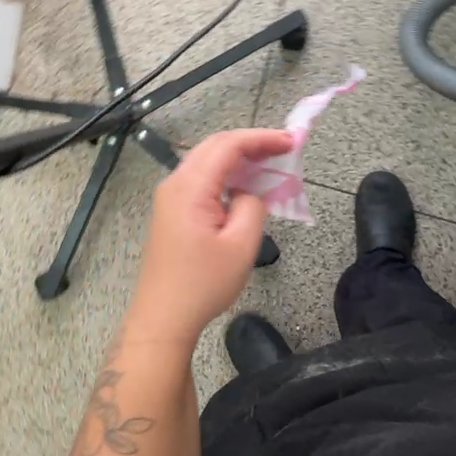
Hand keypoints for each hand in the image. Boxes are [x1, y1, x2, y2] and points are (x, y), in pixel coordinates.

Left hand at [124, 128, 295, 343]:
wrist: (163, 316)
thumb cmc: (203, 284)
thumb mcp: (241, 246)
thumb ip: (253, 206)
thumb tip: (251, 192)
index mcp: (190, 187)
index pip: (228, 146)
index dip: (261, 139)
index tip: (291, 141)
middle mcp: (175, 183)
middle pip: (215, 147)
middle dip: (251, 144)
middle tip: (285, 150)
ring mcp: (170, 197)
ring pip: (207, 162)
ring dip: (239, 159)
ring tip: (271, 165)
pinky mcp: (172, 211)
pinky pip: (201, 180)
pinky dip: (226, 175)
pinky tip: (246, 186)